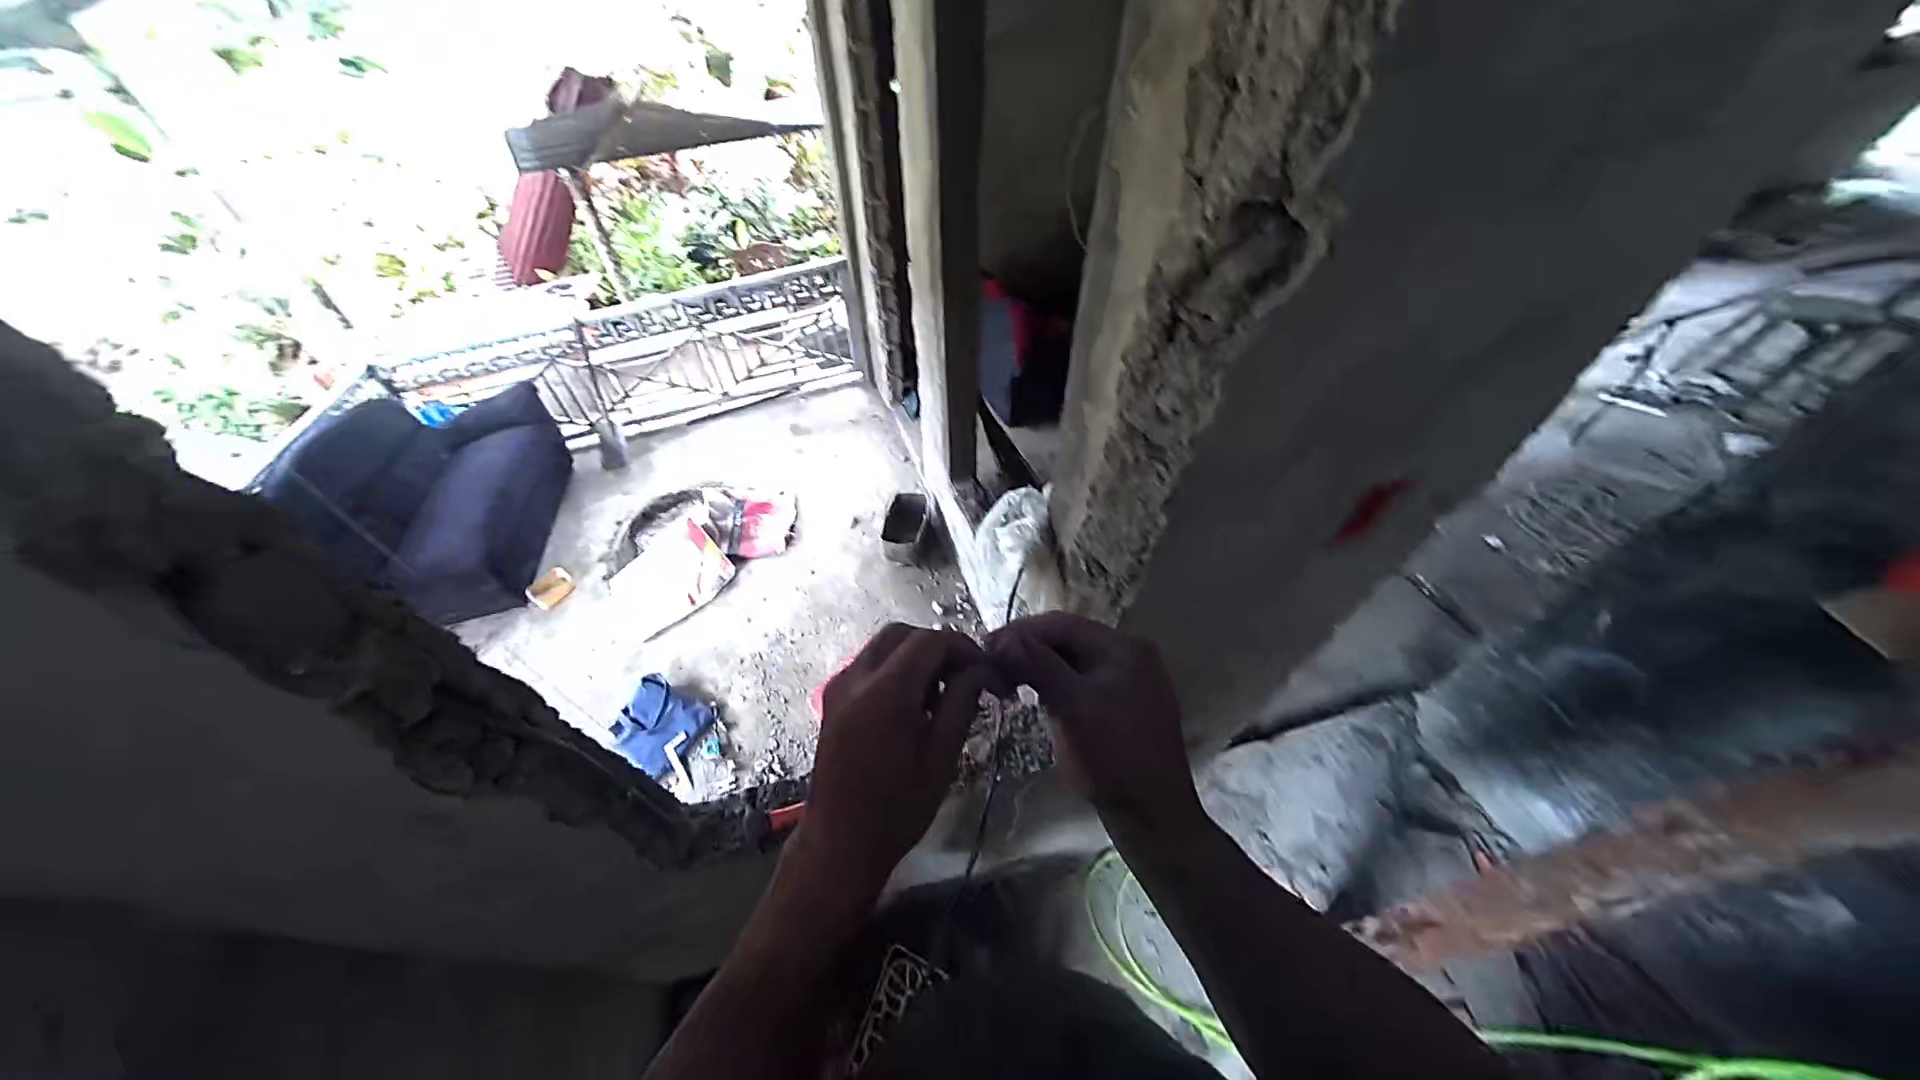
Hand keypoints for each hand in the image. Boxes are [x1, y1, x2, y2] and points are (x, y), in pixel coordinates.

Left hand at [802, 623, 999, 887]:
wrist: (840, 843)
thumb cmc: (896, 810)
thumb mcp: (940, 759)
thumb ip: (960, 704)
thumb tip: (979, 671)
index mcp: (884, 693)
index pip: (930, 642)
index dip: (963, 648)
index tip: (985, 670)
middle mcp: (855, 679)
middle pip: (902, 634)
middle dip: (938, 647)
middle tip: (965, 676)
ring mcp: (839, 687)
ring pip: (883, 645)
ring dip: (915, 655)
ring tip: (942, 692)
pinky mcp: (833, 699)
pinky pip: (869, 664)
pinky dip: (895, 668)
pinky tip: (913, 703)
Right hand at [987, 613, 1205, 843]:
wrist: (1153, 816)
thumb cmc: (1112, 758)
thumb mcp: (1072, 706)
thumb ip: (1039, 665)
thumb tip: (1005, 637)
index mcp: (1124, 648)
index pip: (1063, 624)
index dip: (1021, 631)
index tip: (985, 645)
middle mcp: (1129, 655)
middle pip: (1068, 639)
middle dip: (1027, 648)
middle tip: (990, 662)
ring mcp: (1126, 679)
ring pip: (1071, 661)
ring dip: (1037, 665)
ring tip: (1004, 677)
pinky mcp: (1119, 703)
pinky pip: (1080, 681)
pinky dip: (1053, 683)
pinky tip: (1031, 692)